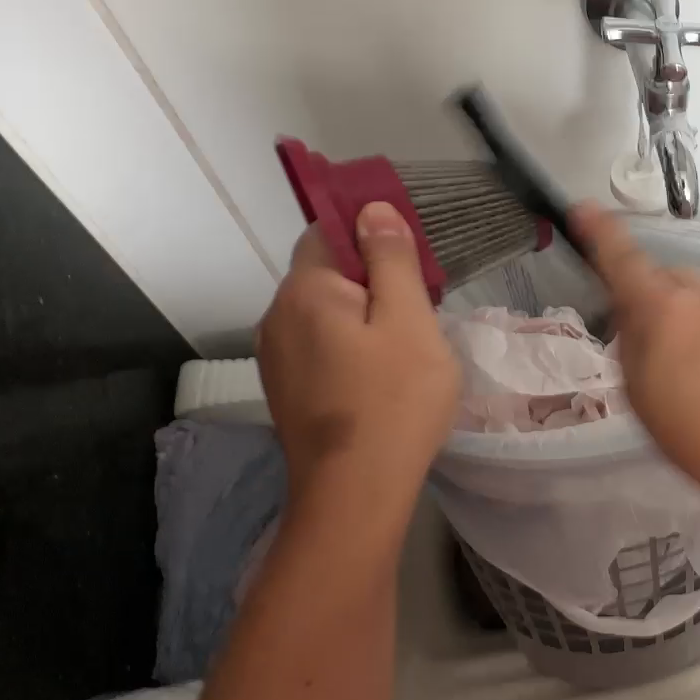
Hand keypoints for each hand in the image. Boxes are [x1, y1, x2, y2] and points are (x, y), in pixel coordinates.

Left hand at [256, 202, 458, 502]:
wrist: (356, 492)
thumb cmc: (396, 400)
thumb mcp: (410, 323)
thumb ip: (392, 262)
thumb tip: (373, 208)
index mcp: (305, 292)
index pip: (328, 233)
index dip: (372, 236)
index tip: (415, 263)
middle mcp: (277, 317)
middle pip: (327, 275)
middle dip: (374, 282)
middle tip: (423, 314)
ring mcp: (277, 358)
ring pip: (326, 315)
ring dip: (364, 318)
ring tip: (408, 350)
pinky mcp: (288, 391)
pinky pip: (322, 348)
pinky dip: (351, 348)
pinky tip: (383, 378)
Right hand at [572, 204, 699, 508]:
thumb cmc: (692, 435)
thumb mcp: (638, 393)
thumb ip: (631, 340)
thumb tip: (633, 313)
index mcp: (663, 309)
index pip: (623, 259)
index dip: (600, 233)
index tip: (584, 210)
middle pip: (669, 280)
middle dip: (656, 299)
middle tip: (656, 346)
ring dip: (694, 317)